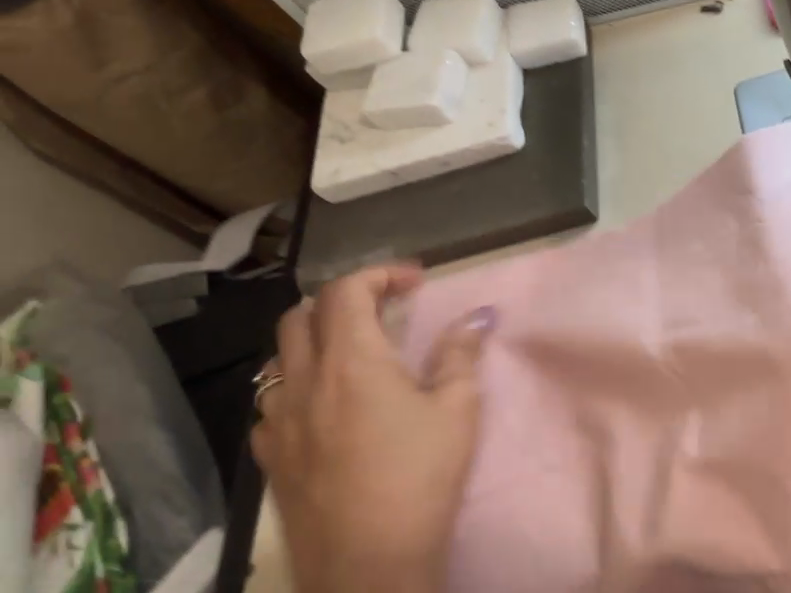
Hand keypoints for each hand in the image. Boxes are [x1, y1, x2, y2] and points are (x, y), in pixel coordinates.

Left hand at [252, 263, 494, 592]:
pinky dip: (298, 384)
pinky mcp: (269, 459)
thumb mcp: (458, 409)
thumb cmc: (421, 476)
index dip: (380, 274)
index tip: (416, 282)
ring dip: (315, 340)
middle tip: (385, 310)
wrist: (368, 562)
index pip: (346, 292)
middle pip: (300, 316)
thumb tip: (474, 318)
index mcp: (352, 364)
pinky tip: (329, 406)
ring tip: (357, 353)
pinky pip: (271, 403)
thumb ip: (460, 355)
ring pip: (278, 358)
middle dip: (342, 300)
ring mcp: (277, 424)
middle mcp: (303, 384)